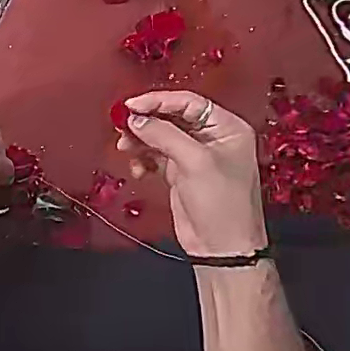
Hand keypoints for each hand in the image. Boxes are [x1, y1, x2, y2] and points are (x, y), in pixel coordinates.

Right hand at [118, 92, 266, 257]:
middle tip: (122, 125)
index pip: (189, 102)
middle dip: (147, 121)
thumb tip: (135, 118)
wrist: (222, 250)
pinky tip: (138, 168)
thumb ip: (164, 135)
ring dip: (141, 140)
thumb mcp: (195, 163)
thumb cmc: (222, 204)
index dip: (159, 101)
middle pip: (173, 117)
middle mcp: (212, 137)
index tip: (132, 105)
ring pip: (161, 136)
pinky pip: (157, 156)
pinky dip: (144, 159)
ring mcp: (196, 155)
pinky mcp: (181, 173)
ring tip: (125, 147)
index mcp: (227, 128)